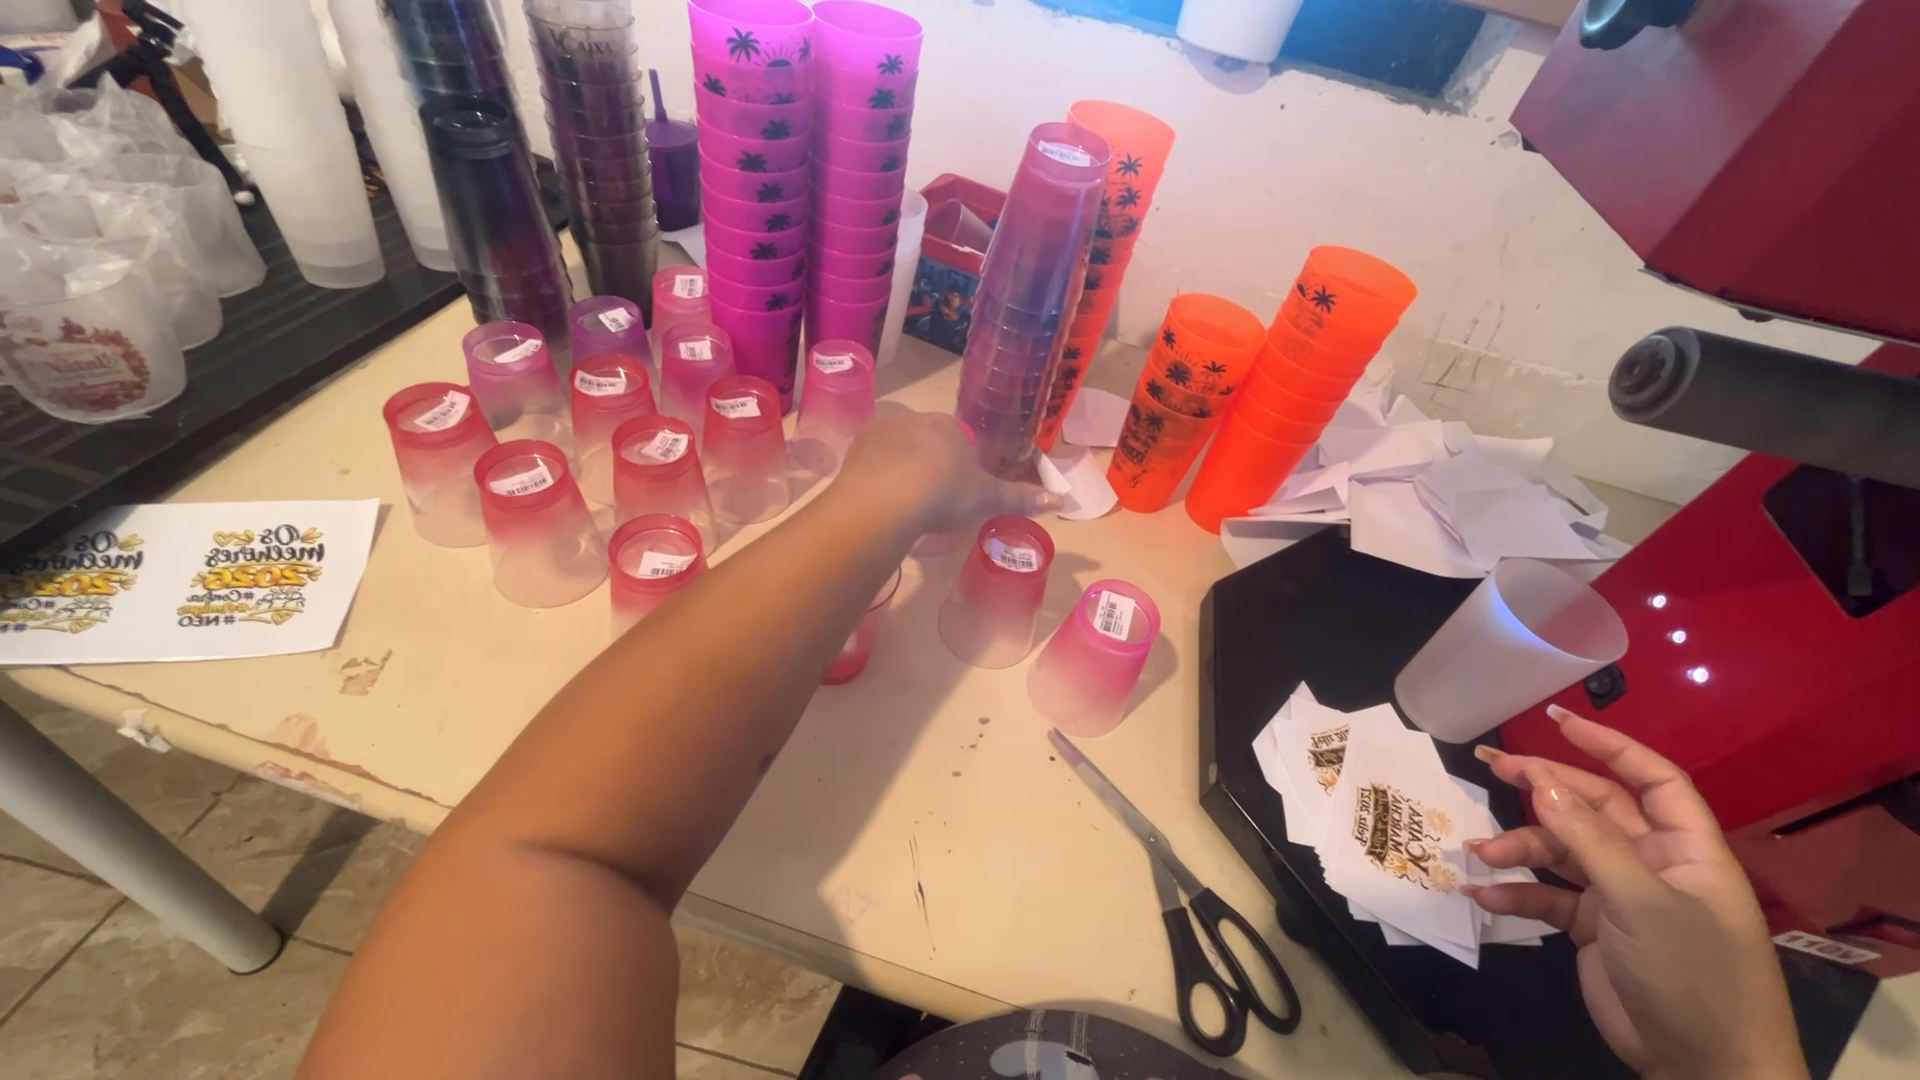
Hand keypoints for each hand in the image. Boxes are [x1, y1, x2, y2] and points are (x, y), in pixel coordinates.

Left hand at [836, 411, 1060, 533]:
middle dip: (928, 466)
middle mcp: (913, 420)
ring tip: (904, 507)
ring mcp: (880, 433)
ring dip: (900, 471)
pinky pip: (870, 464)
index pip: (957, 437)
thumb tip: (1060, 499)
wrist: (886, 501)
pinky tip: (881, 503)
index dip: (958, 464)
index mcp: (948, 426)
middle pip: (925, 442)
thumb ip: (1020, 498)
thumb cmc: (944, 494)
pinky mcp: (854, 451)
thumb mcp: (987, 499)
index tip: (956, 491)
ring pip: (895, 451)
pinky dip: (876, 480)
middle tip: (930, 503)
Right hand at [1467, 706, 1807, 1079]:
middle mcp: (1650, 863)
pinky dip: (1514, 892)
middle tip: (1491, 766)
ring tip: (1481, 854)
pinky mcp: (1590, 925)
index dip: (1610, 747)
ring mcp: (1618, 894)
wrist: (1703, 1067)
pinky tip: (1485, 895)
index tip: (1558, 721)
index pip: (1652, 780)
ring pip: (1559, 849)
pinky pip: (1544, 894)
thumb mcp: (1640, 902)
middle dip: (1542, 787)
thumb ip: (1587, 839)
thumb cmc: (1692, 974)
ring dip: (1518, 847)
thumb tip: (1539, 780)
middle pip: (1590, 807)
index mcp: (1684, 850)